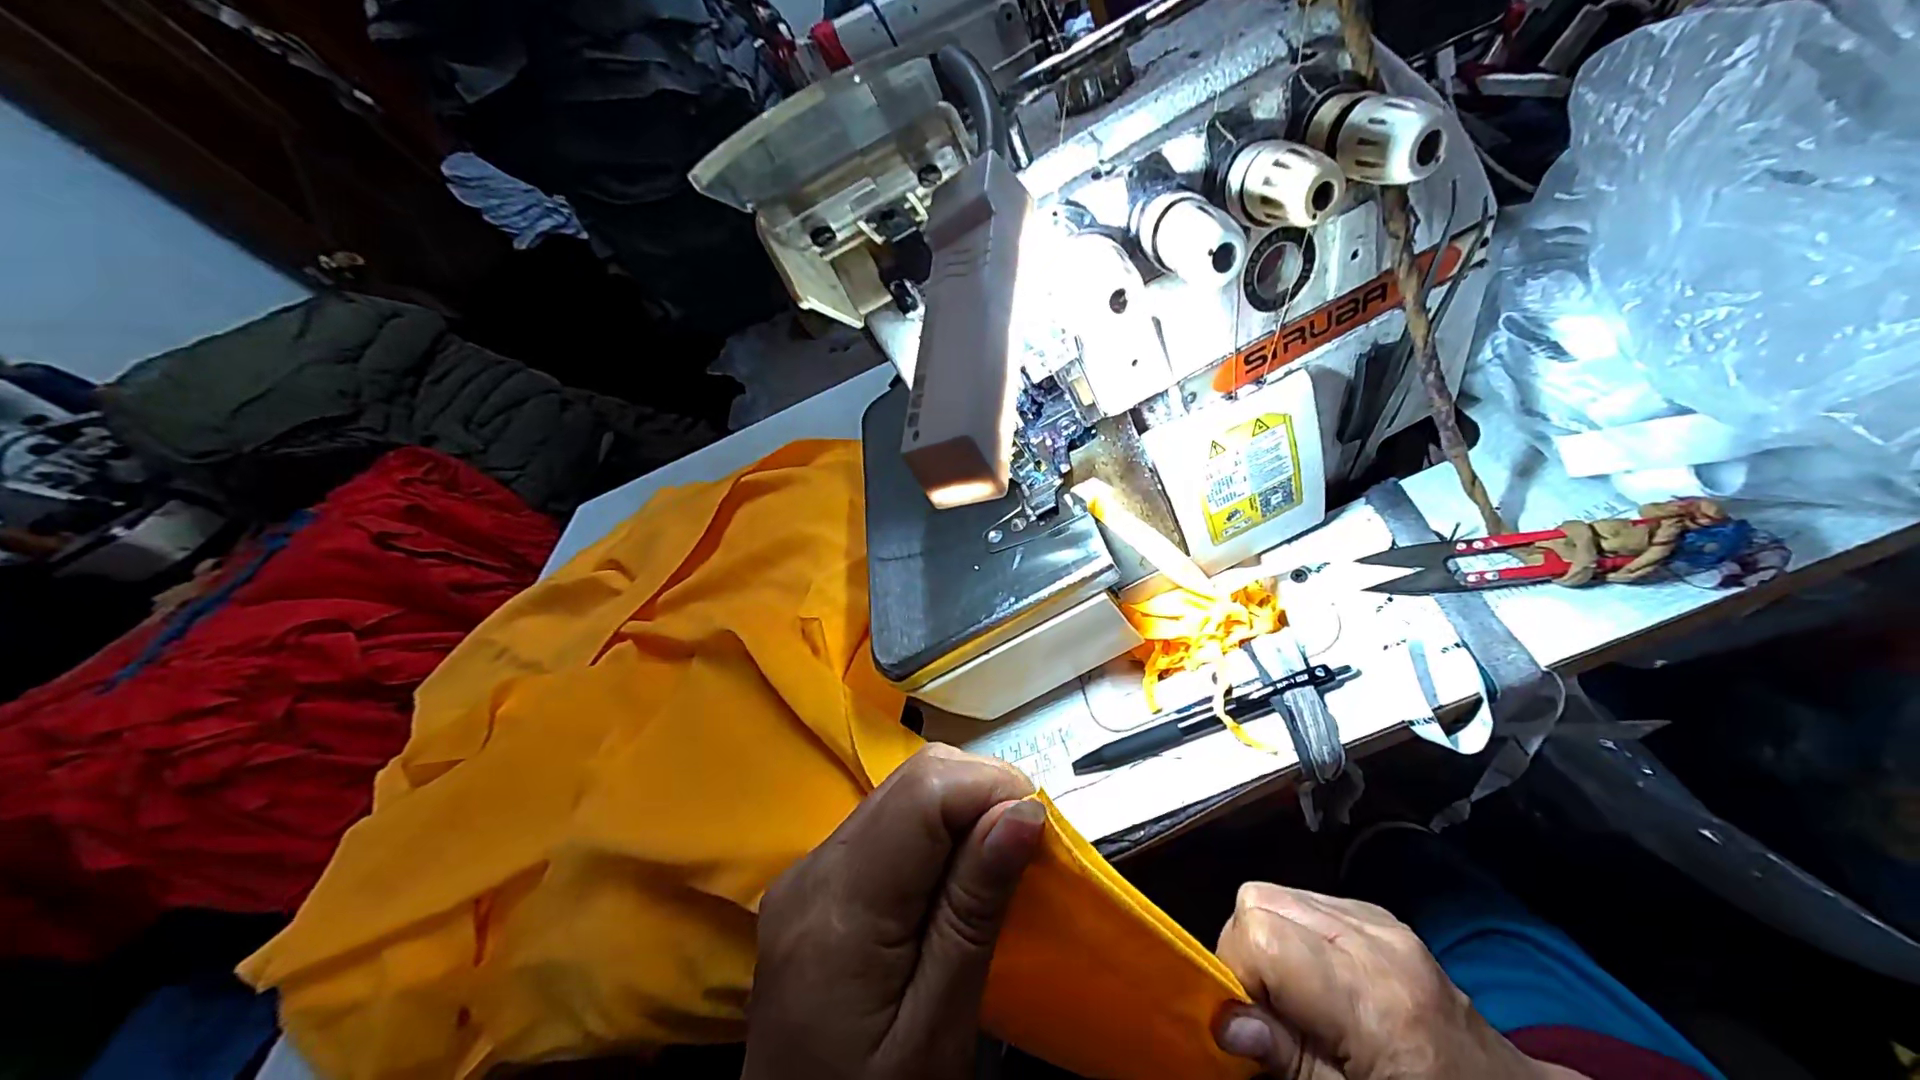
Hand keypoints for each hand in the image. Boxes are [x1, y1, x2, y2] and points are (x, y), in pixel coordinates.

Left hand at [742, 744, 1046, 1079]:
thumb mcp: (937, 1030)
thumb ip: (973, 912)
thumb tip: (1022, 813)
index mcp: (838, 906)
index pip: (923, 791)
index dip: (990, 790)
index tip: (1038, 834)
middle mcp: (813, 870)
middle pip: (910, 780)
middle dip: (981, 796)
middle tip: (1026, 855)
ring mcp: (808, 874)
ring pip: (901, 795)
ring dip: (961, 814)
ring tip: (996, 871)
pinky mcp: (815, 885)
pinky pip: (886, 827)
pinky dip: (934, 836)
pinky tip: (955, 881)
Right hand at [1213, 882, 1568, 1079]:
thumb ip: (1289, 1060)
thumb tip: (1225, 1021)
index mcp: (1373, 997)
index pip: (1260, 933)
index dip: (1238, 973)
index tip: (1252, 1023)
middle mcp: (1376, 941)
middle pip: (1259, 899)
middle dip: (1244, 948)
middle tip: (1267, 1008)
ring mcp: (1381, 921)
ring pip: (1276, 892)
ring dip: (1266, 937)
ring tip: (1292, 994)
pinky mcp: (1381, 915)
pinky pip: (1306, 899)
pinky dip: (1293, 931)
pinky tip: (1317, 976)